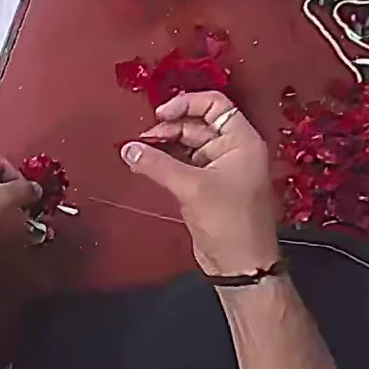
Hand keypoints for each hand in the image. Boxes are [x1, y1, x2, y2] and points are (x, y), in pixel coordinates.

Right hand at [121, 91, 280, 278]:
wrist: (240, 266)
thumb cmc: (228, 222)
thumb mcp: (192, 188)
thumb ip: (157, 164)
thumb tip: (128, 148)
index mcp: (241, 141)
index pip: (215, 105)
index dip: (186, 103)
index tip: (160, 114)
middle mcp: (233, 149)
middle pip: (197, 124)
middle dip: (169, 128)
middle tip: (142, 140)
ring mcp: (220, 167)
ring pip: (188, 144)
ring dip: (164, 146)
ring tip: (138, 152)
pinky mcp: (207, 185)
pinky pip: (184, 163)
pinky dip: (165, 162)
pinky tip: (144, 164)